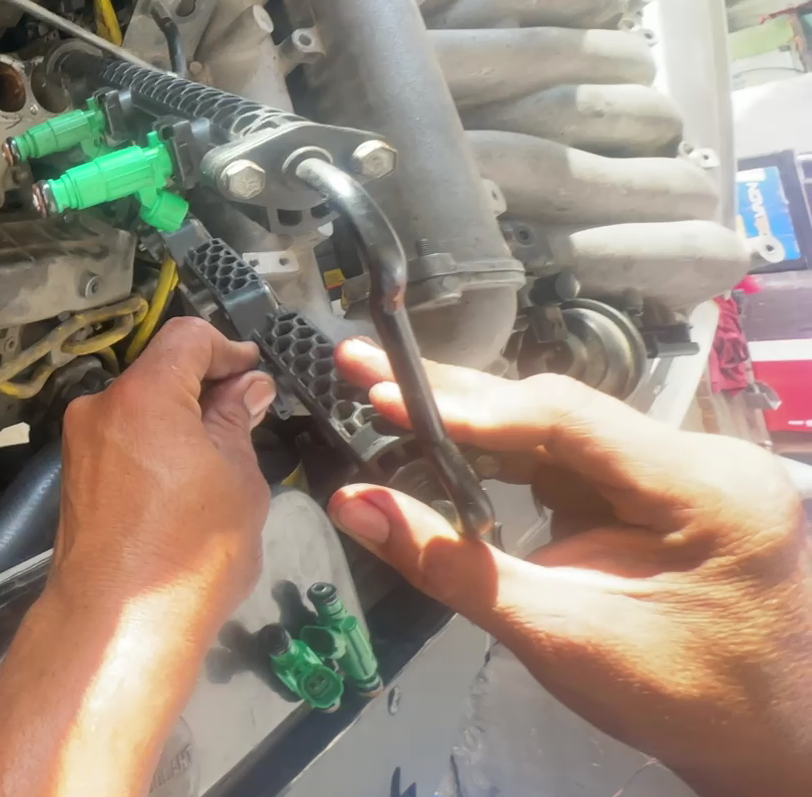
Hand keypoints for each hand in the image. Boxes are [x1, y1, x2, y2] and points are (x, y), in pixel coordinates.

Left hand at [54, 317, 276, 622]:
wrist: (117, 617)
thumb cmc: (189, 551)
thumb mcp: (237, 479)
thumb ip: (236, 420)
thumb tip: (246, 386)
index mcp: (141, 394)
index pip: (185, 337)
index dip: (225, 347)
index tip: (250, 370)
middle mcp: (99, 404)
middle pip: (157, 371)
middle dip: (201, 386)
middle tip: (242, 416)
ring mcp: (79, 437)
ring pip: (137, 405)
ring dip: (175, 416)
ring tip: (213, 458)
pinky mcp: (72, 467)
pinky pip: (118, 435)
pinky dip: (150, 441)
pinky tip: (177, 481)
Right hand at [329, 340, 811, 796]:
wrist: (758, 741)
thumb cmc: (676, 696)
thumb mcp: (553, 632)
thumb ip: (447, 564)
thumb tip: (348, 502)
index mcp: (706, 493)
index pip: (567, 422)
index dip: (467, 408)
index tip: (380, 398)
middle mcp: (694, 460)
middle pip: (547, 407)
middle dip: (446, 392)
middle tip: (357, 364)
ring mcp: (666, 466)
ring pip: (537, 419)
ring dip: (454, 410)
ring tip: (377, 388)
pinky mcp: (635, 479)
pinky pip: (543, 446)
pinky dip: (478, 442)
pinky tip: (426, 429)